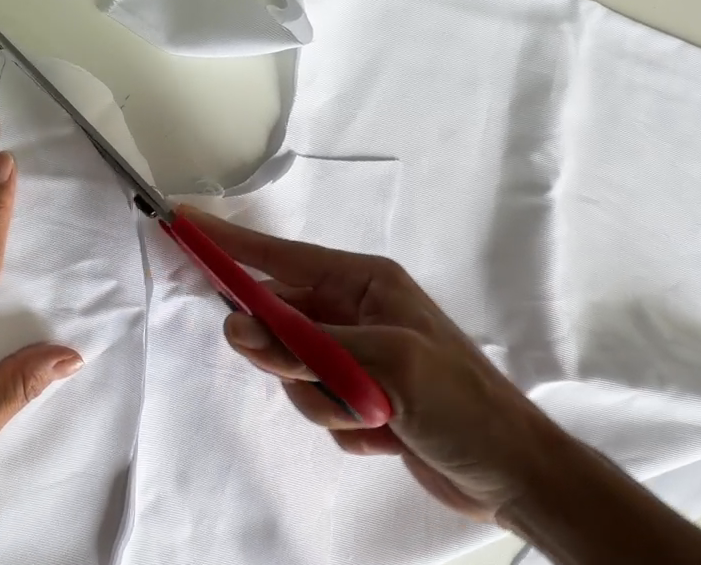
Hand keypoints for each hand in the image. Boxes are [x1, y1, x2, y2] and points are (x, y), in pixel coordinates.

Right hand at [181, 205, 561, 521]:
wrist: (519, 476)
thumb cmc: (460, 402)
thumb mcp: (383, 365)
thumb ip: (305, 346)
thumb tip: (235, 329)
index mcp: (361, 282)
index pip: (276, 255)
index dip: (226, 242)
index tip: (181, 223)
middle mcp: (350, 310)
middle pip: (278, 318)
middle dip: (286, 353)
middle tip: (312, 375)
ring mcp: (352, 353)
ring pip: (291, 367)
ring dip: (321, 398)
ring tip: (371, 416)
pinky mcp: (357, 393)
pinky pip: (313, 399)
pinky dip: (339, 421)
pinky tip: (383, 434)